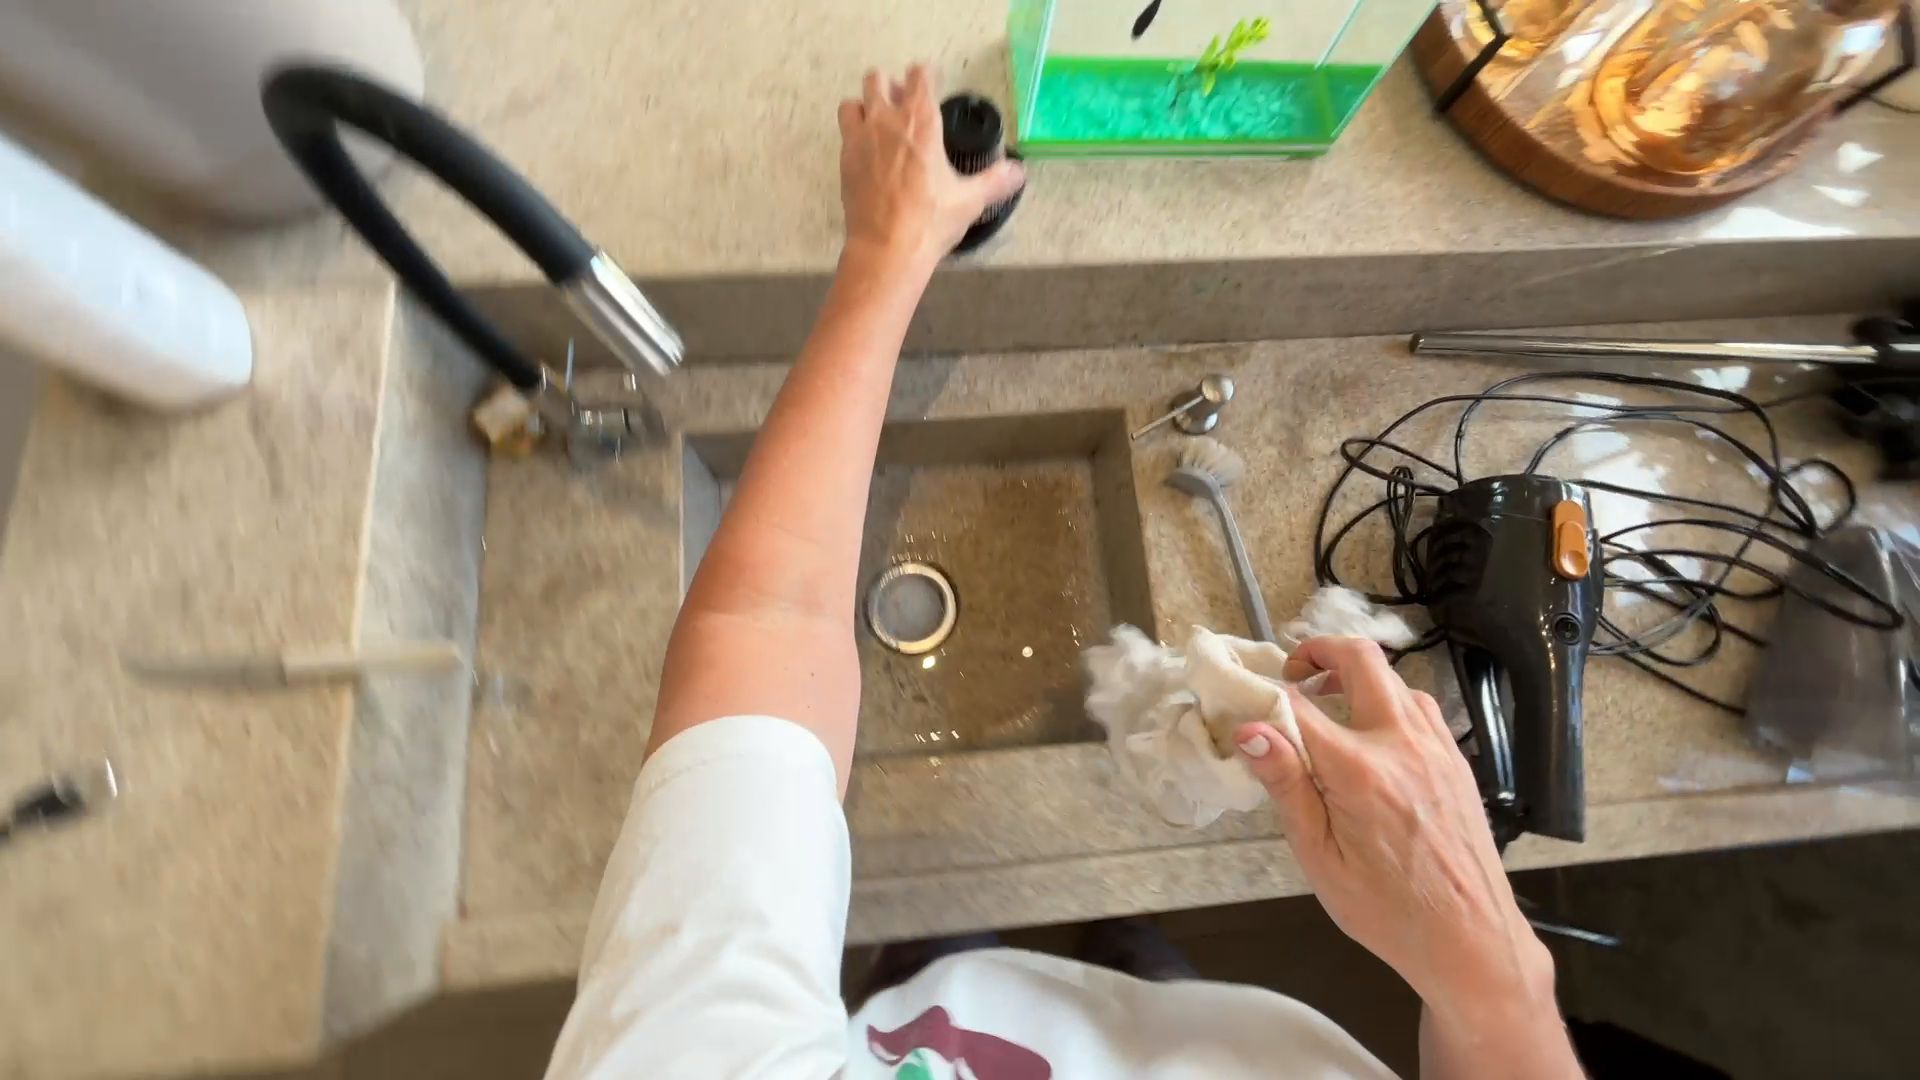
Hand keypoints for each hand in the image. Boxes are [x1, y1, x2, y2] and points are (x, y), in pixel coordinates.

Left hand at [836, 65, 1024, 272]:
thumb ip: (994, 182)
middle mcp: (886, 122)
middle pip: (878, 80)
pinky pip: (845, 134)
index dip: (926, 75)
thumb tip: (1019, 173)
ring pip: (853, 102)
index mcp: (920, 123)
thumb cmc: (929, 222)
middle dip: (890, 87)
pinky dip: (855, 136)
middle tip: (902, 106)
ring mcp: (860, 140)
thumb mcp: (968, 201)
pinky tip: (868, 156)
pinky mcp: (845, 162)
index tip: (931, 81)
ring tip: (878, 126)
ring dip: (865, 107)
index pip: (919, 76)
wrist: (886, 250)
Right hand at [1231, 638, 1552, 1015]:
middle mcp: (1401, 745)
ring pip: (1394, 678)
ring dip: (1355, 675)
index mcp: (1359, 770)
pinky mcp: (1457, 761)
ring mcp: (1436, 749)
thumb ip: (1286, 784)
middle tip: (1292, 673)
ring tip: (1326, 703)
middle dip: (1318, 651)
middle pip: (1360, 659)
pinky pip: (1419, 705)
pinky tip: (1370, 731)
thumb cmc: (1385, 909)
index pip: (1296, 704)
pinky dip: (1386, 698)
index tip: (1244, 702)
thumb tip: (1248, 730)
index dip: (1263, 695)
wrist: (1474, 946)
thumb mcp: (1318, 856)